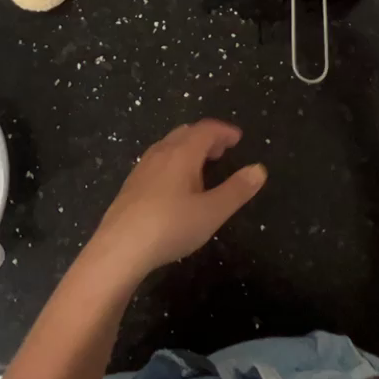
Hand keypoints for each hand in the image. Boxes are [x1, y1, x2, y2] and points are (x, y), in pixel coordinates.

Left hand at [85, 119, 266, 281]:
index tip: (238, 138)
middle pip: (186, 132)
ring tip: (202, 167)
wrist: (119, 248)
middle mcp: (161, 152)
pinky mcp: (132, 184)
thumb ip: (237, 190)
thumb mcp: (211, 212)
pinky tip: (175, 185)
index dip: (224, 131)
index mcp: (182, 152)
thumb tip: (259, 169)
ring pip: (169, 145)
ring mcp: (143, 167)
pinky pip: (158, 160)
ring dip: (189, 148)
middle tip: (223, 150)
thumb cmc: (170, 227)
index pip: (206, 129)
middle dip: (207, 137)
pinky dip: (174, 160)